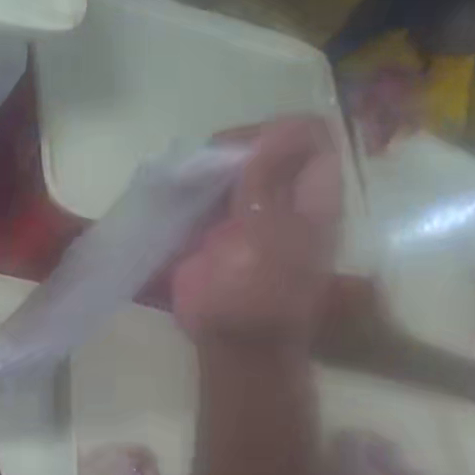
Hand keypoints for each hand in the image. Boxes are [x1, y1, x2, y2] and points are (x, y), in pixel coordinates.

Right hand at [170, 116, 341, 348]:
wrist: (234, 342)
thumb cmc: (259, 291)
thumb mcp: (267, 233)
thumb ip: (266, 183)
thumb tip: (274, 132)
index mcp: (309, 197)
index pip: (305, 137)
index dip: (270, 133)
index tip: (228, 153)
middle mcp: (280, 199)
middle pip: (261, 151)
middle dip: (225, 154)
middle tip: (194, 173)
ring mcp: (245, 217)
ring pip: (227, 173)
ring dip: (199, 174)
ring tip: (174, 187)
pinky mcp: (213, 237)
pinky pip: (200, 201)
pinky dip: (182, 196)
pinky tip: (165, 203)